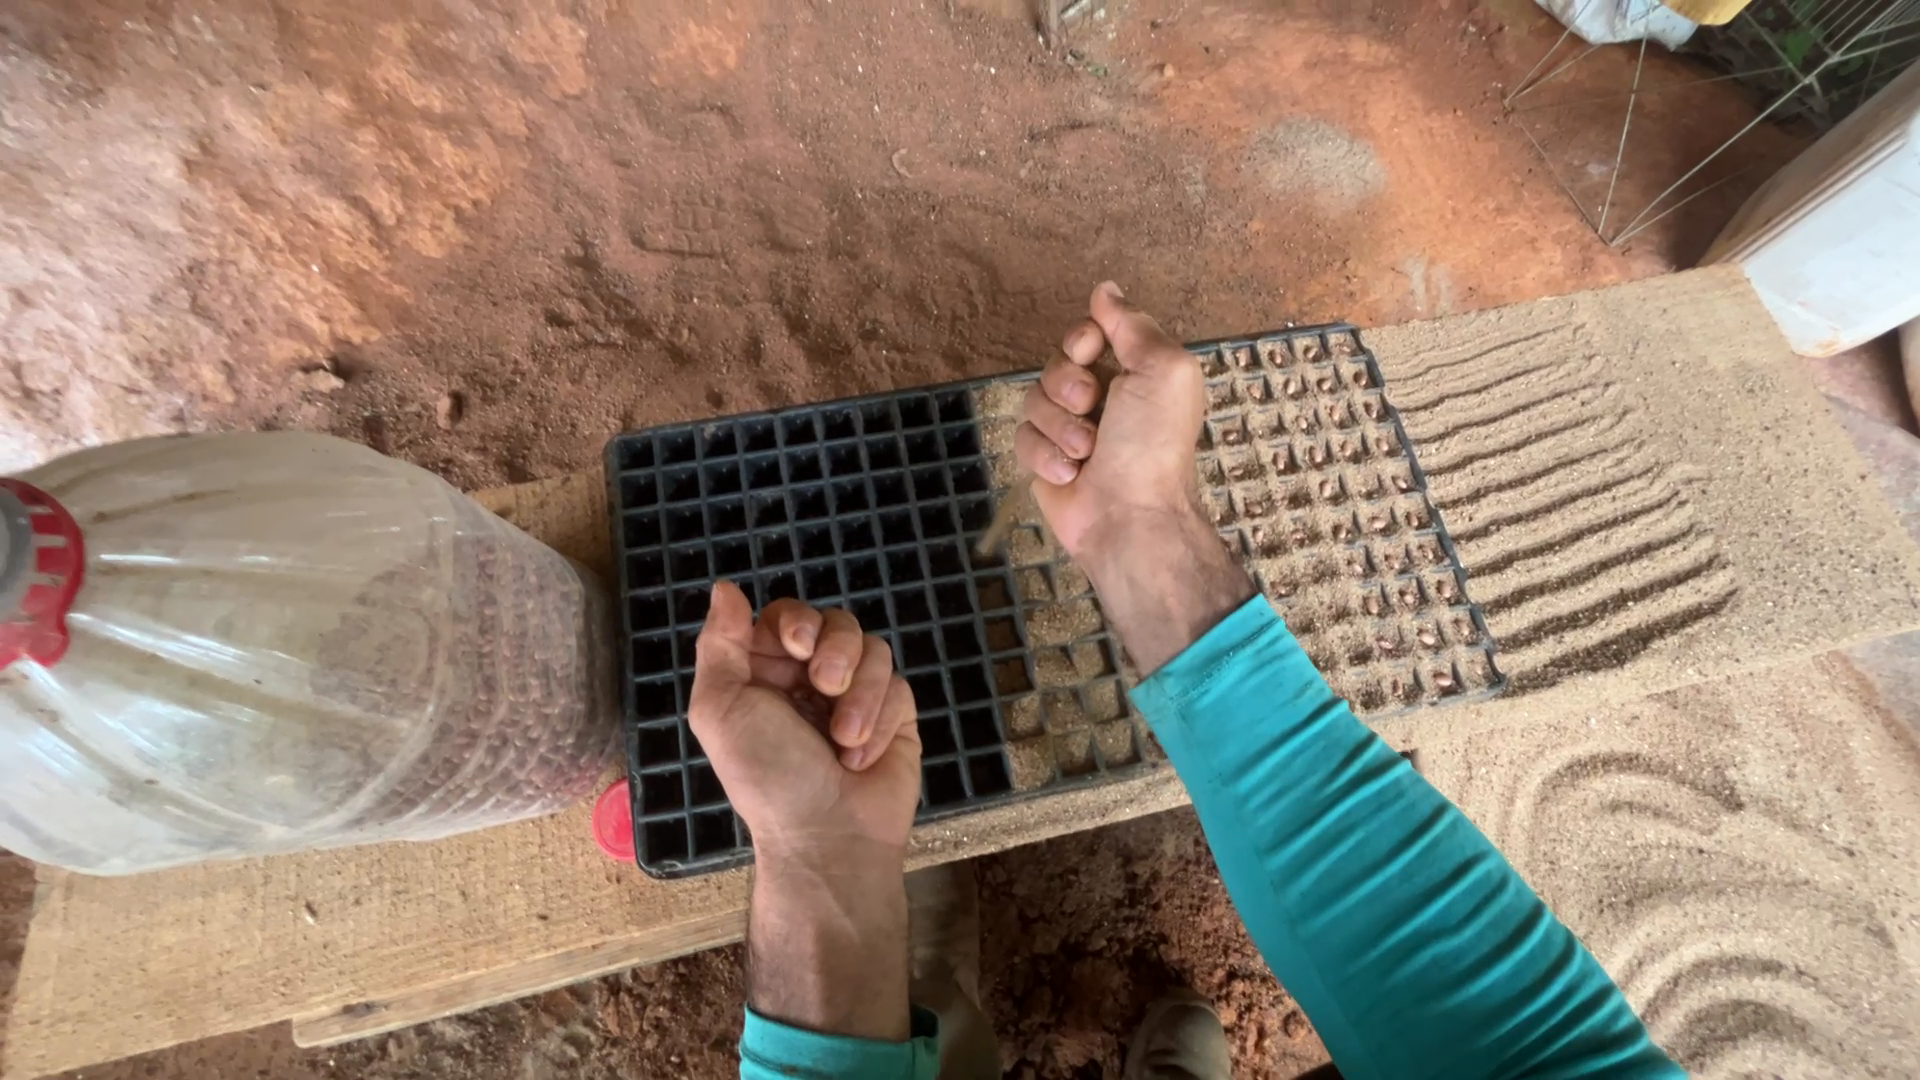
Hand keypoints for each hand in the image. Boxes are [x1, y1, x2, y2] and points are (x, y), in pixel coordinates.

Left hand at [689, 582, 918, 1040]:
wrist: (829, 834)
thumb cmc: (768, 774)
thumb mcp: (722, 710)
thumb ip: (720, 645)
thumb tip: (724, 587)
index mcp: (769, 673)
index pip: (791, 616)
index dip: (799, 621)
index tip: (799, 647)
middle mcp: (813, 678)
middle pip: (839, 624)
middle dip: (836, 653)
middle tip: (826, 687)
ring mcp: (858, 694)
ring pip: (875, 650)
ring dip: (860, 695)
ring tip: (844, 739)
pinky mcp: (895, 715)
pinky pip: (899, 686)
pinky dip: (881, 721)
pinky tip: (862, 757)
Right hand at [1015, 280, 1207, 561]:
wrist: (1129, 515)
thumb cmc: (1152, 443)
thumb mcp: (1163, 370)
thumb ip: (1133, 325)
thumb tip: (1104, 288)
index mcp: (1132, 373)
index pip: (1087, 334)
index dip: (1080, 338)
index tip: (1088, 350)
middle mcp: (1100, 399)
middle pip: (1055, 365)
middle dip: (1067, 385)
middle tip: (1091, 407)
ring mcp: (1068, 431)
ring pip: (1033, 401)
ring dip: (1059, 427)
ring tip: (1085, 452)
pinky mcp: (1044, 460)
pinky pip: (1022, 438)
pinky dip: (1045, 456)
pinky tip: (1071, 475)